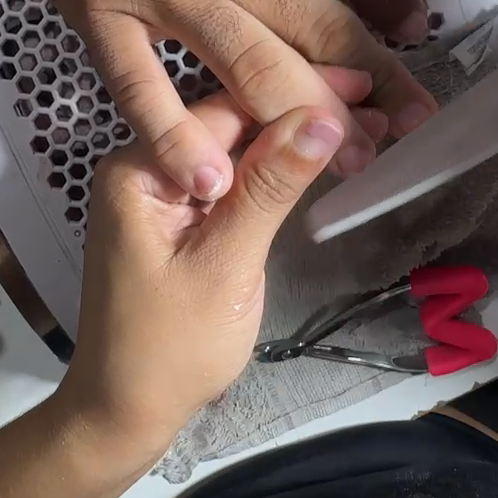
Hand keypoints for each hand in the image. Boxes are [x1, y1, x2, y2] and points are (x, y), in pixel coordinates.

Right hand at [0, 0, 437, 199]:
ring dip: (303, 119)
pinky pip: (136, 84)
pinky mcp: (97, 12)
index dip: (393, 1)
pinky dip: (171, 135)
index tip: (410, 28)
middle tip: (411, 123)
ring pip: (243, 65)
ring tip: (352, 160)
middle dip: (374, 82)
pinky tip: (208, 180)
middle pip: (314, 29)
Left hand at [55, 67, 366, 456]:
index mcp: (137, 166)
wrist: (125, 413)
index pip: (223, 111)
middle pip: (228, 125)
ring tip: (360, 125)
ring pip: (233, 151)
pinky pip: (227, 179)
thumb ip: (270, 188)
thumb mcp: (225, 264)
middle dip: (298, 113)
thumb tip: (325, 117)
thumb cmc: (170, 348)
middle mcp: (142, 164)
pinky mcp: (176, 215)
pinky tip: (313, 158)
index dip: (294, 95)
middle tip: (372, 100)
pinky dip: (270, 173)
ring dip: (290, 141)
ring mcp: (159, 190)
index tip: (361, 84)